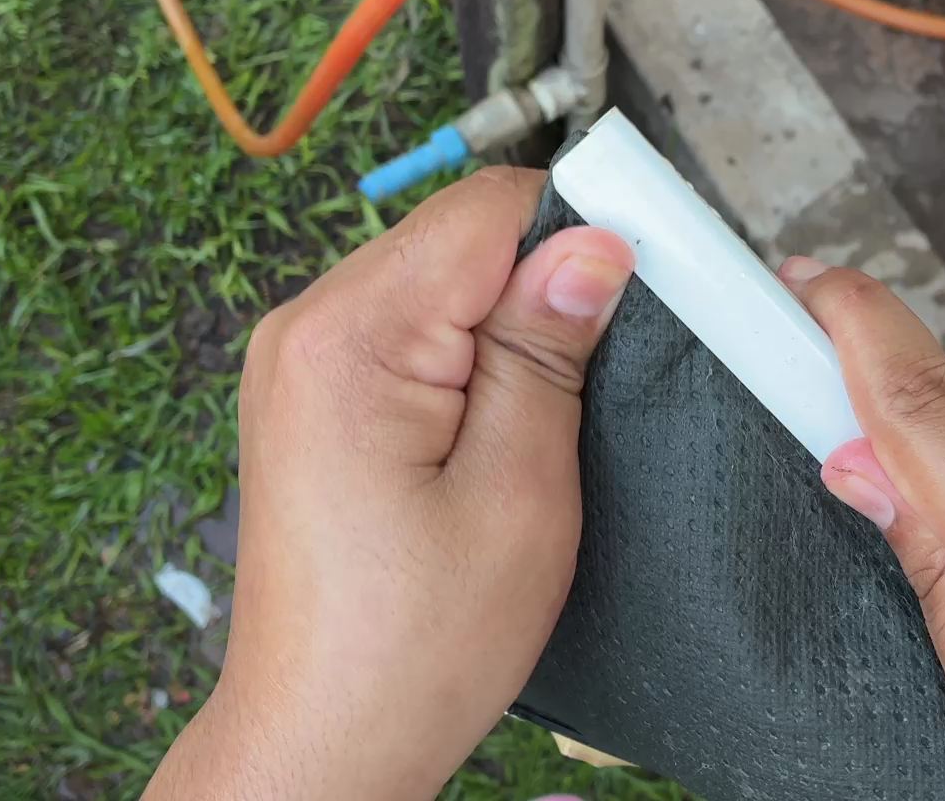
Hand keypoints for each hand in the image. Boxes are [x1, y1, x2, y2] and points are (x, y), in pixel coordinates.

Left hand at [145, 168, 633, 800]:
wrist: (326, 734)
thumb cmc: (422, 638)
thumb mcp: (518, 490)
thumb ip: (547, 352)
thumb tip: (593, 246)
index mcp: (352, 340)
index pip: (485, 211)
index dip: (574, 225)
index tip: (636, 276)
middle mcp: (311, 324)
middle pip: (463, 232)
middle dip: (547, 269)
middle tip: (601, 350)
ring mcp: (309, 350)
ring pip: (449, 268)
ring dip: (517, 306)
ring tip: (556, 385)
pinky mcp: (324, 378)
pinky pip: (422, 311)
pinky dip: (482, 332)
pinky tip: (507, 393)